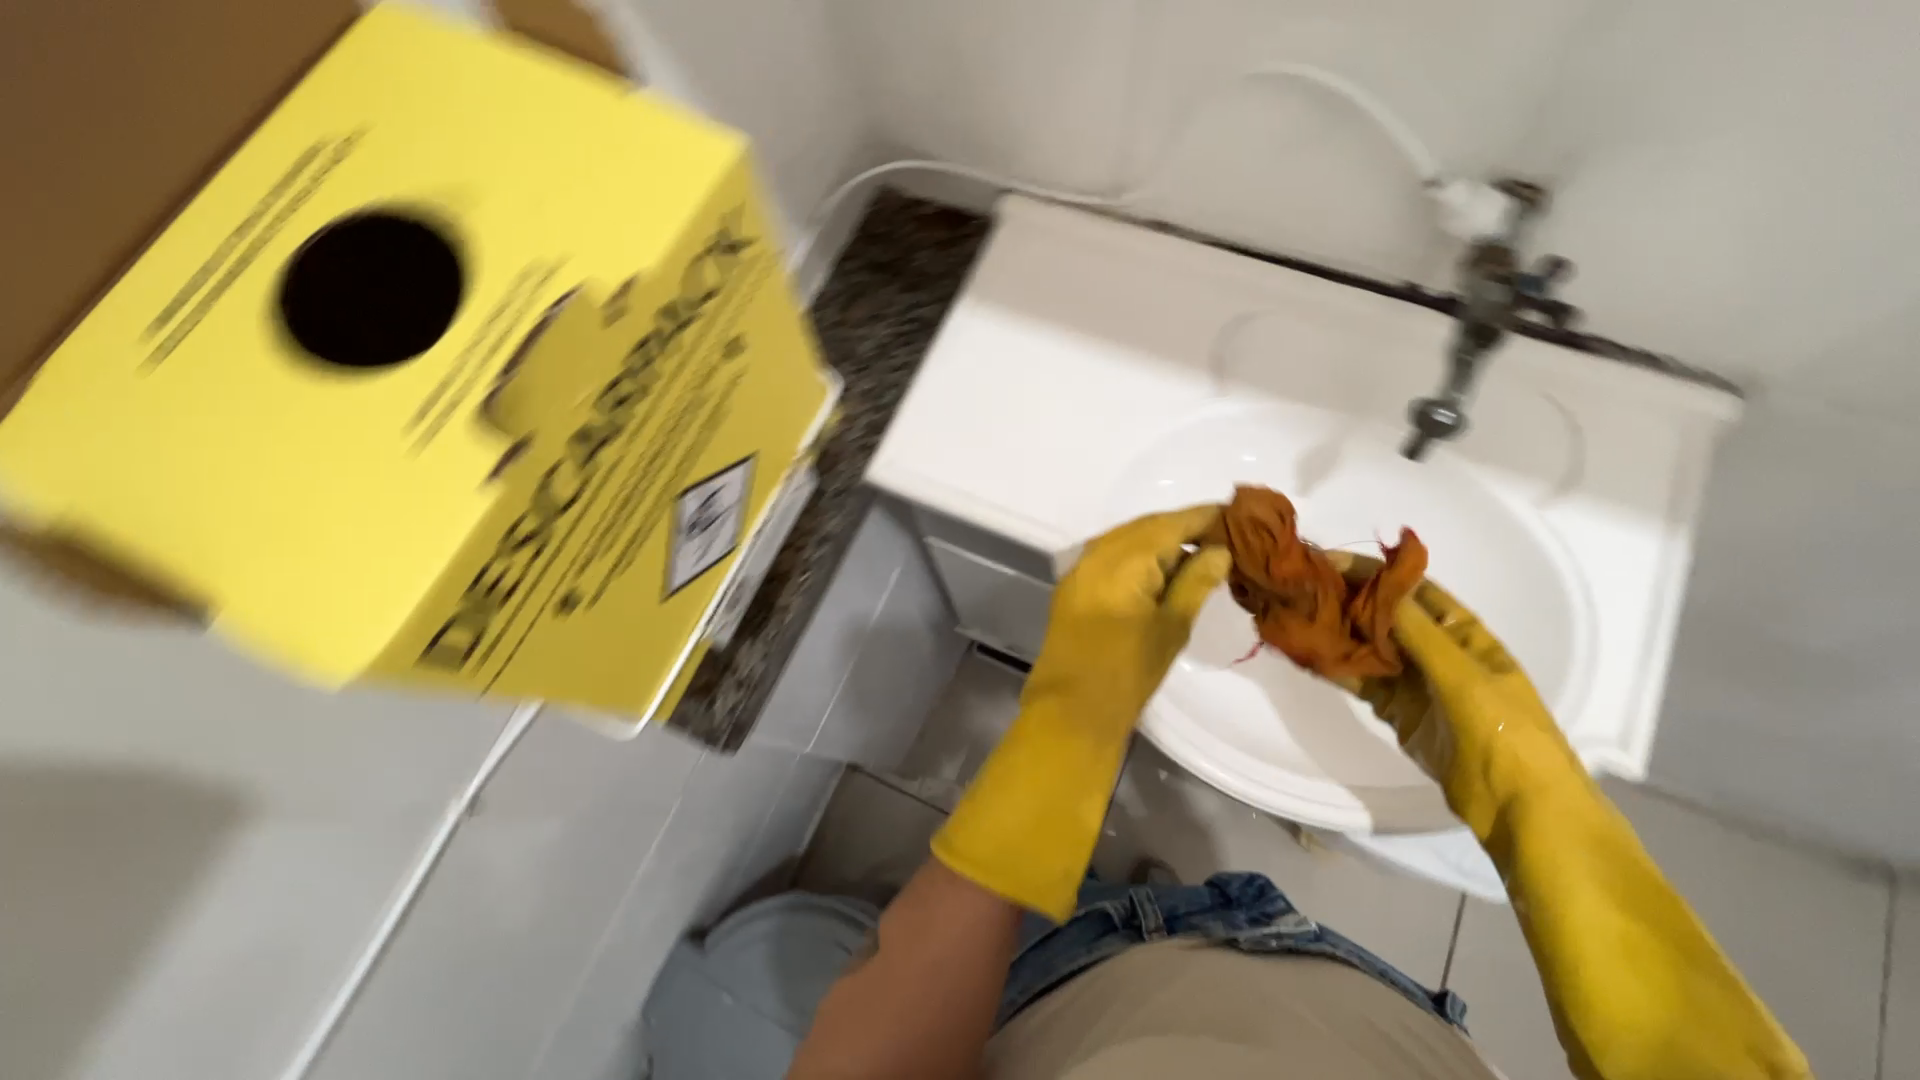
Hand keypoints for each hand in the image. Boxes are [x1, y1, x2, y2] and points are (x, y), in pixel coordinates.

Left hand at [931, 505, 1230, 921]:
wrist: (1071, 709)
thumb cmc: (1128, 670)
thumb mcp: (1172, 627)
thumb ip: (1195, 582)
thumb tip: (1219, 549)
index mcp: (1124, 557)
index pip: (1171, 523)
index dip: (1205, 517)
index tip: (1238, 516)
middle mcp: (1098, 552)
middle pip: (1147, 526)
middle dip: (1184, 527)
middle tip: (1224, 534)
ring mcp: (1081, 569)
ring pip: (1127, 539)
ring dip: (1161, 541)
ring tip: (1200, 551)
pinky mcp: (1074, 587)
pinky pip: (1111, 557)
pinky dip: (1139, 556)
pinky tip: (1163, 570)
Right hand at [1325, 551, 1582, 837]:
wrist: (1518, 805)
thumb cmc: (1506, 732)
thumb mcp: (1464, 675)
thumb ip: (1420, 633)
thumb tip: (1381, 586)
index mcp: (1464, 634)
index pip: (1413, 591)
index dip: (1375, 573)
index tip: (1328, 560)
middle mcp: (1438, 651)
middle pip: (1386, 617)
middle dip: (1348, 600)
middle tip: (1301, 587)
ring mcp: (1416, 683)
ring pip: (1369, 648)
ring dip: (1337, 633)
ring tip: (1296, 616)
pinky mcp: (1398, 712)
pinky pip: (1362, 682)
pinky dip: (1337, 668)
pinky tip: (1309, 654)